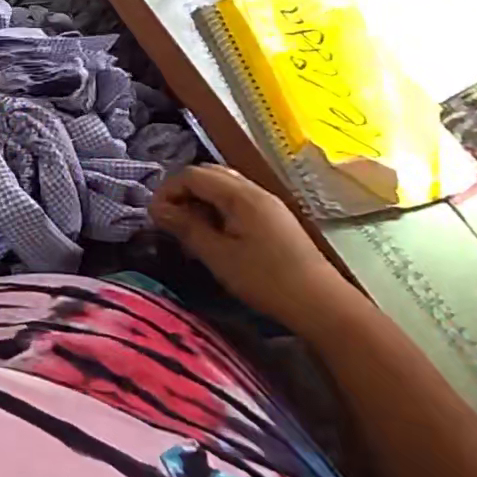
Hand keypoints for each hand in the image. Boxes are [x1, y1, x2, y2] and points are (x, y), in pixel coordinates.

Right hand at [149, 165, 345, 320]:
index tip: (155, 217)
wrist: (321, 302)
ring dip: (200, 200)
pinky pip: (237, 200)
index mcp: (240, 194)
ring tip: (189, 231)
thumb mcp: (218, 256)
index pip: (192, 174)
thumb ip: (186, 227)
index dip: (168, 190)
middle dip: (183, 192)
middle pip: (208, 174)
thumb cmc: (265, 280)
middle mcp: (254, 190)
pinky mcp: (273, 217)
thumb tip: (156, 208)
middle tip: (169, 221)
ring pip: (223, 186)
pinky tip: (214, 236)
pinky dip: (217, 209)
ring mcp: (266, 202)